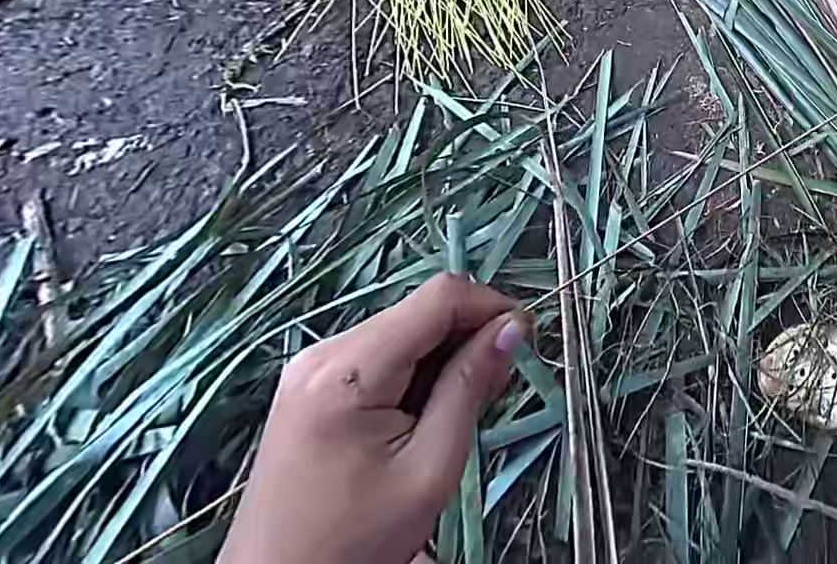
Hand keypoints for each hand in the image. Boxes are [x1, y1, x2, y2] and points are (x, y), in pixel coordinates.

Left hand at [219, 274, 530, 563]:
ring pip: (411, 325)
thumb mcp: (430, 468)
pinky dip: (422, 365)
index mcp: (345, 372)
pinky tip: (428, 407)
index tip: (522, 339)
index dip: (491, 305)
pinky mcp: (315, 380)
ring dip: (449, 352)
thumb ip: (471, 385)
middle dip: (471, 334)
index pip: (439, 297)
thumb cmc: (355, 544)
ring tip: (462, 403)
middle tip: (496, 383)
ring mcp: (314, 365)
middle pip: (425, 309)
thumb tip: (513, 326)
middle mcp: (323, 352)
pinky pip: (389, 347)